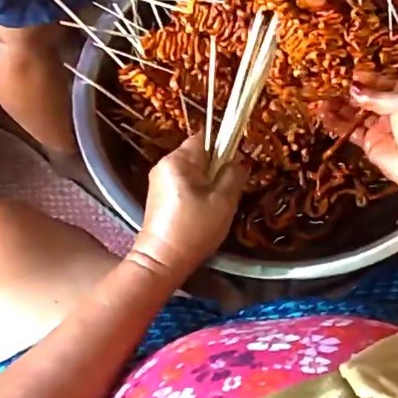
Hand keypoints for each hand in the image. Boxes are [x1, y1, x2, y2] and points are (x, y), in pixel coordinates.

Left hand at [131, 134, 245, 278]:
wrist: (162, 260)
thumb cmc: (195, 228)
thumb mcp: (224, 201)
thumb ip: (234, 174)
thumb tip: (239, 160)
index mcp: (178, 160)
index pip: (204, 137)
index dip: (223, 146)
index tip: (235, 165)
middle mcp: (164, 164)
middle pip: (198, 154)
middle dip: (215, 168)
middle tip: (228, 191)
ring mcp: (158, 180)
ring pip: (191, 170)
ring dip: (206, 182)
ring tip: (215, 204)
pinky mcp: (157, 195)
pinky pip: (182, 183)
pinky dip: (195, 192)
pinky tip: (201, 211)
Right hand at [318, 72, 397, 186]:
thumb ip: (378, 96)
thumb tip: (353, 89)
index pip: (385, 84)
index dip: (368, 79)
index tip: (350, 74)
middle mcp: (392, 112)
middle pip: (367, 99)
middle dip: (349, 93)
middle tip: (329, 87)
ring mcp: (380, 128)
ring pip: (356, 115)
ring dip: (339, 108)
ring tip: (321, 101)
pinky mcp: (369, 144)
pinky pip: (351, 131)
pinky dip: (337, 124)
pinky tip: (324, 116)